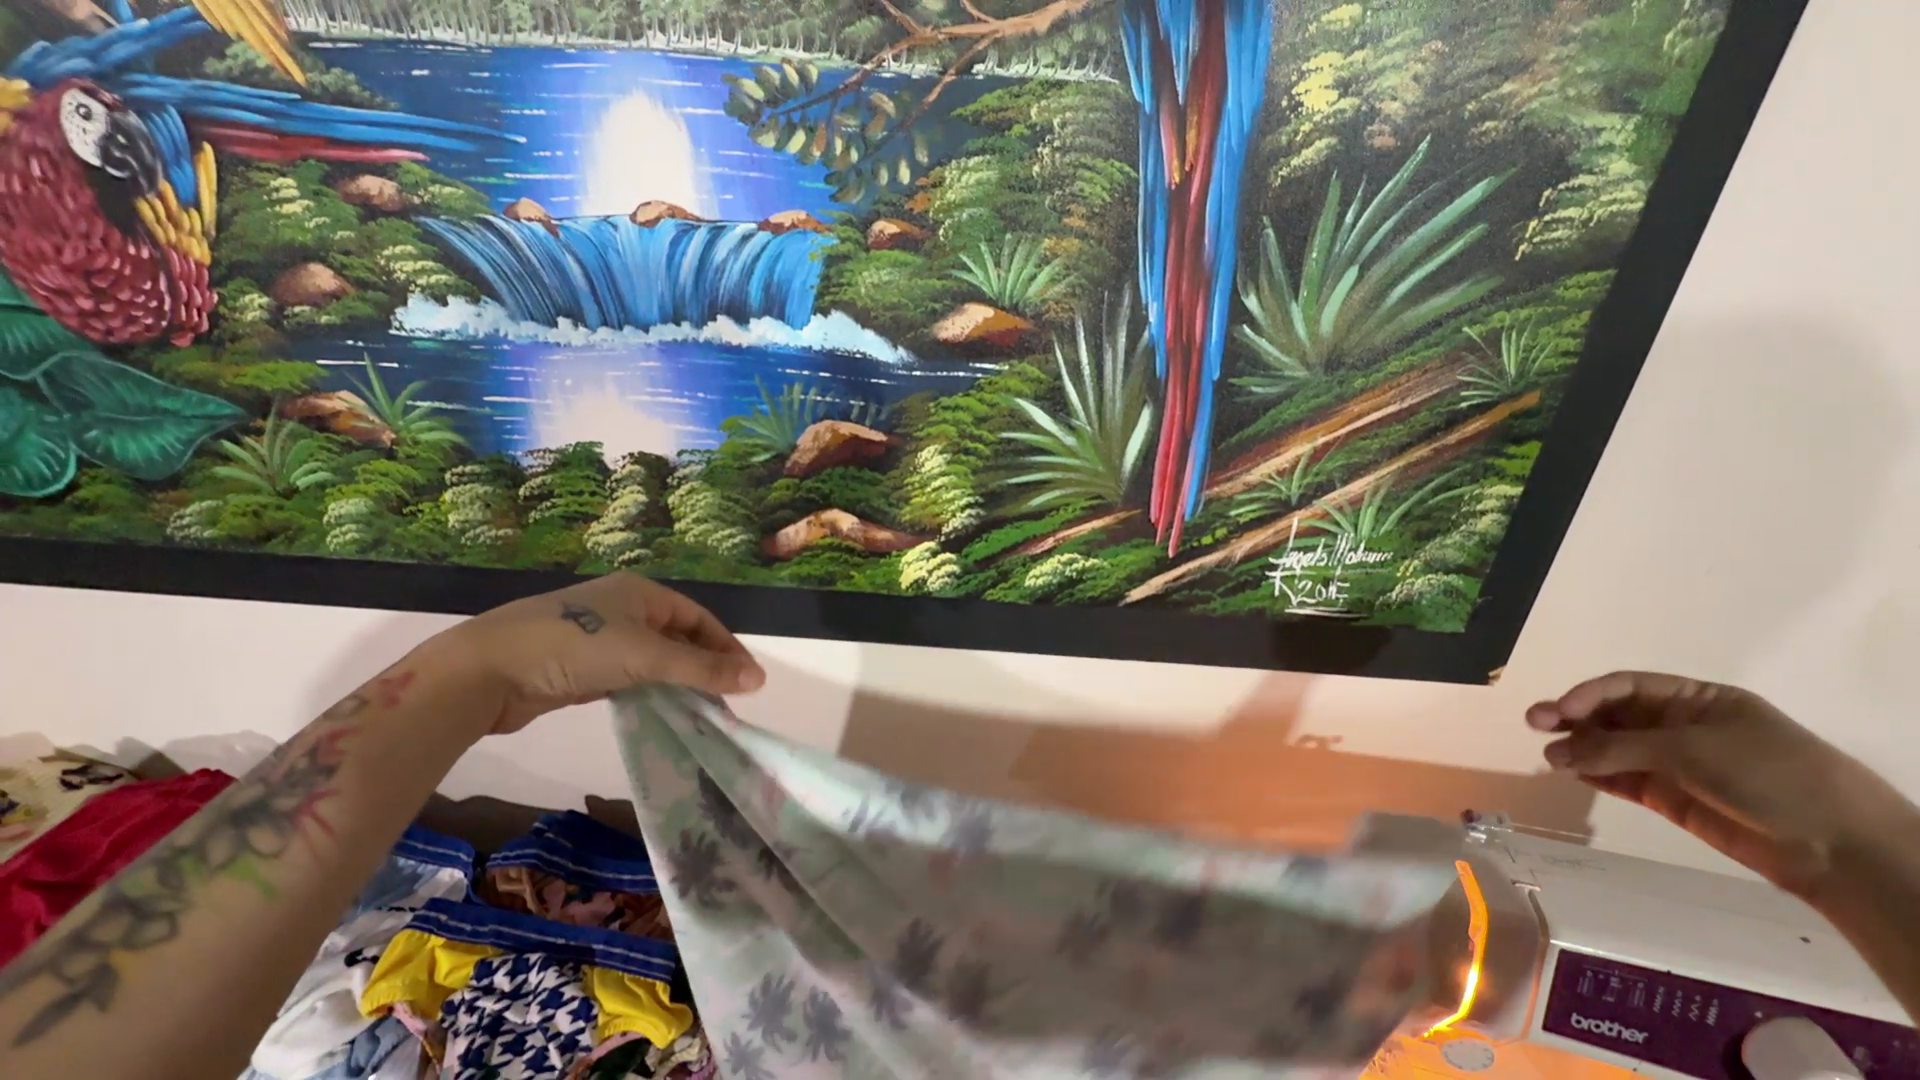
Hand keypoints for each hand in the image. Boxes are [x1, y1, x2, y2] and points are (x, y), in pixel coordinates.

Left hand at [415, 573, 765, 736]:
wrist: (488, 669)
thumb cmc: (574, 647)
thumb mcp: (646, 656)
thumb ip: (702, 670)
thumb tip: (760, 680)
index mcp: (641, 593)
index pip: (699, 618)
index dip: (725, 647)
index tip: (748, 680)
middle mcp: (623, 609)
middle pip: (678, 638)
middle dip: (703, 667)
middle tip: (726, 702)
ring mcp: (599, 638)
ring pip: (652, 660)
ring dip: (677, 683)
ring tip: (700, 713)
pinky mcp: (579, 667)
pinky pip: (628, 678)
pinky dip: (648, 692)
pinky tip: (660, 712)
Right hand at [1527, 672, 1892, 898]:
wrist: (1835, 845)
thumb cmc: (1770, 773)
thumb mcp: (1691, 749)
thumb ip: (1619, 748)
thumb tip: (1555, 752)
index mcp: (1697, 700)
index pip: (1628, 686)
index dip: (1590, 694)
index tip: (1560, 711)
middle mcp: (1681, 726)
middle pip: (1614, 715)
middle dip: (1575, 718)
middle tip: (1536, 723)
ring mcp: (1675, 763)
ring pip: (1613, 748)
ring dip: (1580, 749)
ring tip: (1551, 757)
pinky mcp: (1671, 797)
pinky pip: (1622, 779)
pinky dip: (1596, 774)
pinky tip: (1574, 772)